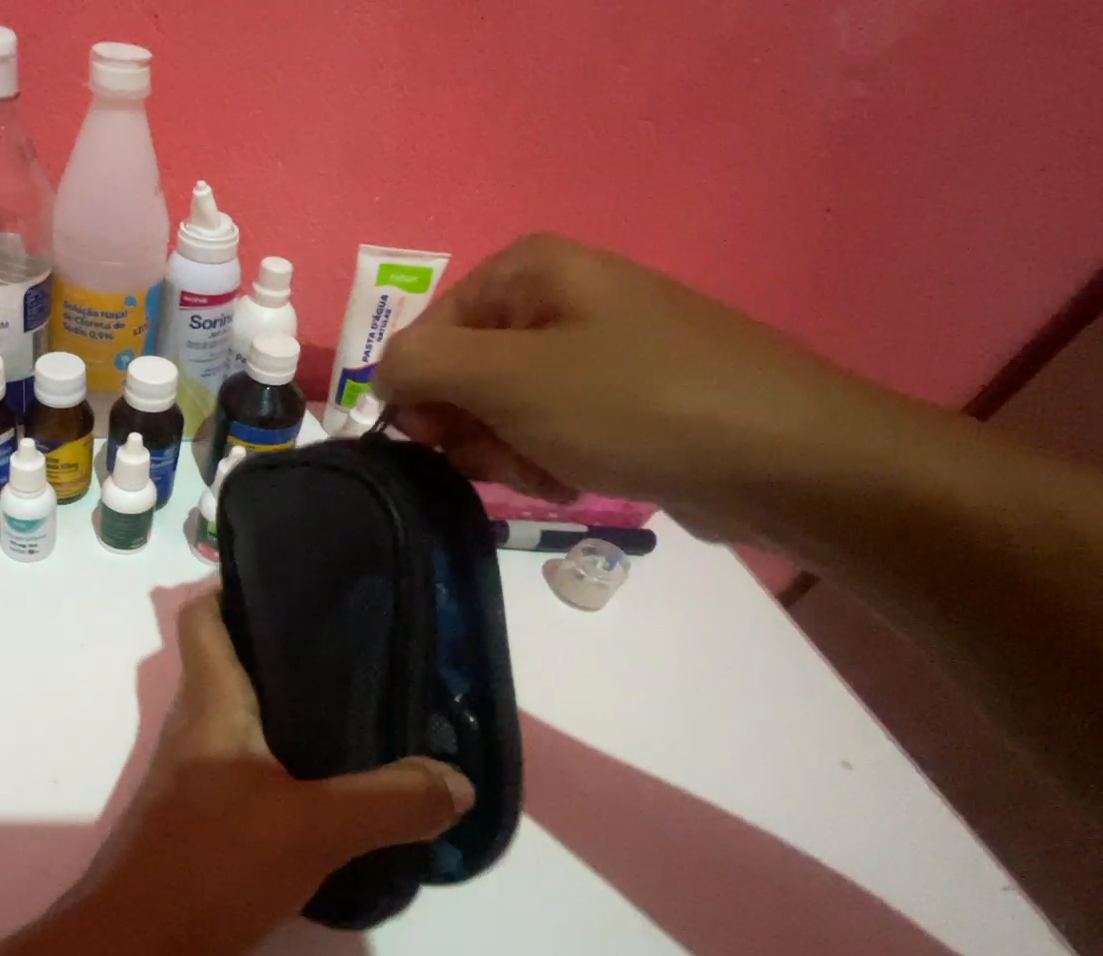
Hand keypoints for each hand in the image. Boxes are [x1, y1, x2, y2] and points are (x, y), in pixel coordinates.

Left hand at [70, 592, 474, 955]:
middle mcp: (194, 726)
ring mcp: (190, 774)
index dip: (232, 586)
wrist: (131, 948)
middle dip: (280, 647)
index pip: (202, 617)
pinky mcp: (196, 816)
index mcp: (211, 703)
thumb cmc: (209, 864)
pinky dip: (280, 761)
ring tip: (353, 711)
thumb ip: (389, 800)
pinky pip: (243, 766)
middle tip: (351, 647)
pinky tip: (326, 786)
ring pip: (239, 717)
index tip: (288, 580)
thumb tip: (456, 780)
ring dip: (284, 708)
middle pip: (228, 661)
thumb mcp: (313, 828)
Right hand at [374, 233, 903, 539]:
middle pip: (459, 375)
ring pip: (497, 411)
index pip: (422, 337)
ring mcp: (587, 348)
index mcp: (526, 271)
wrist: (782, 458)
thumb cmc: (633, 404)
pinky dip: (543, 460)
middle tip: (508, 458)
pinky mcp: (614, 395)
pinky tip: (574, 477)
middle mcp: (553, 298)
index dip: (419, 395)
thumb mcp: (507, 379)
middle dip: (472, 430)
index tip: (443, 442)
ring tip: (550, 472)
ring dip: (506, 453)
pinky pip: (542, 428)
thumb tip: (380, 377)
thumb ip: (418, 366)